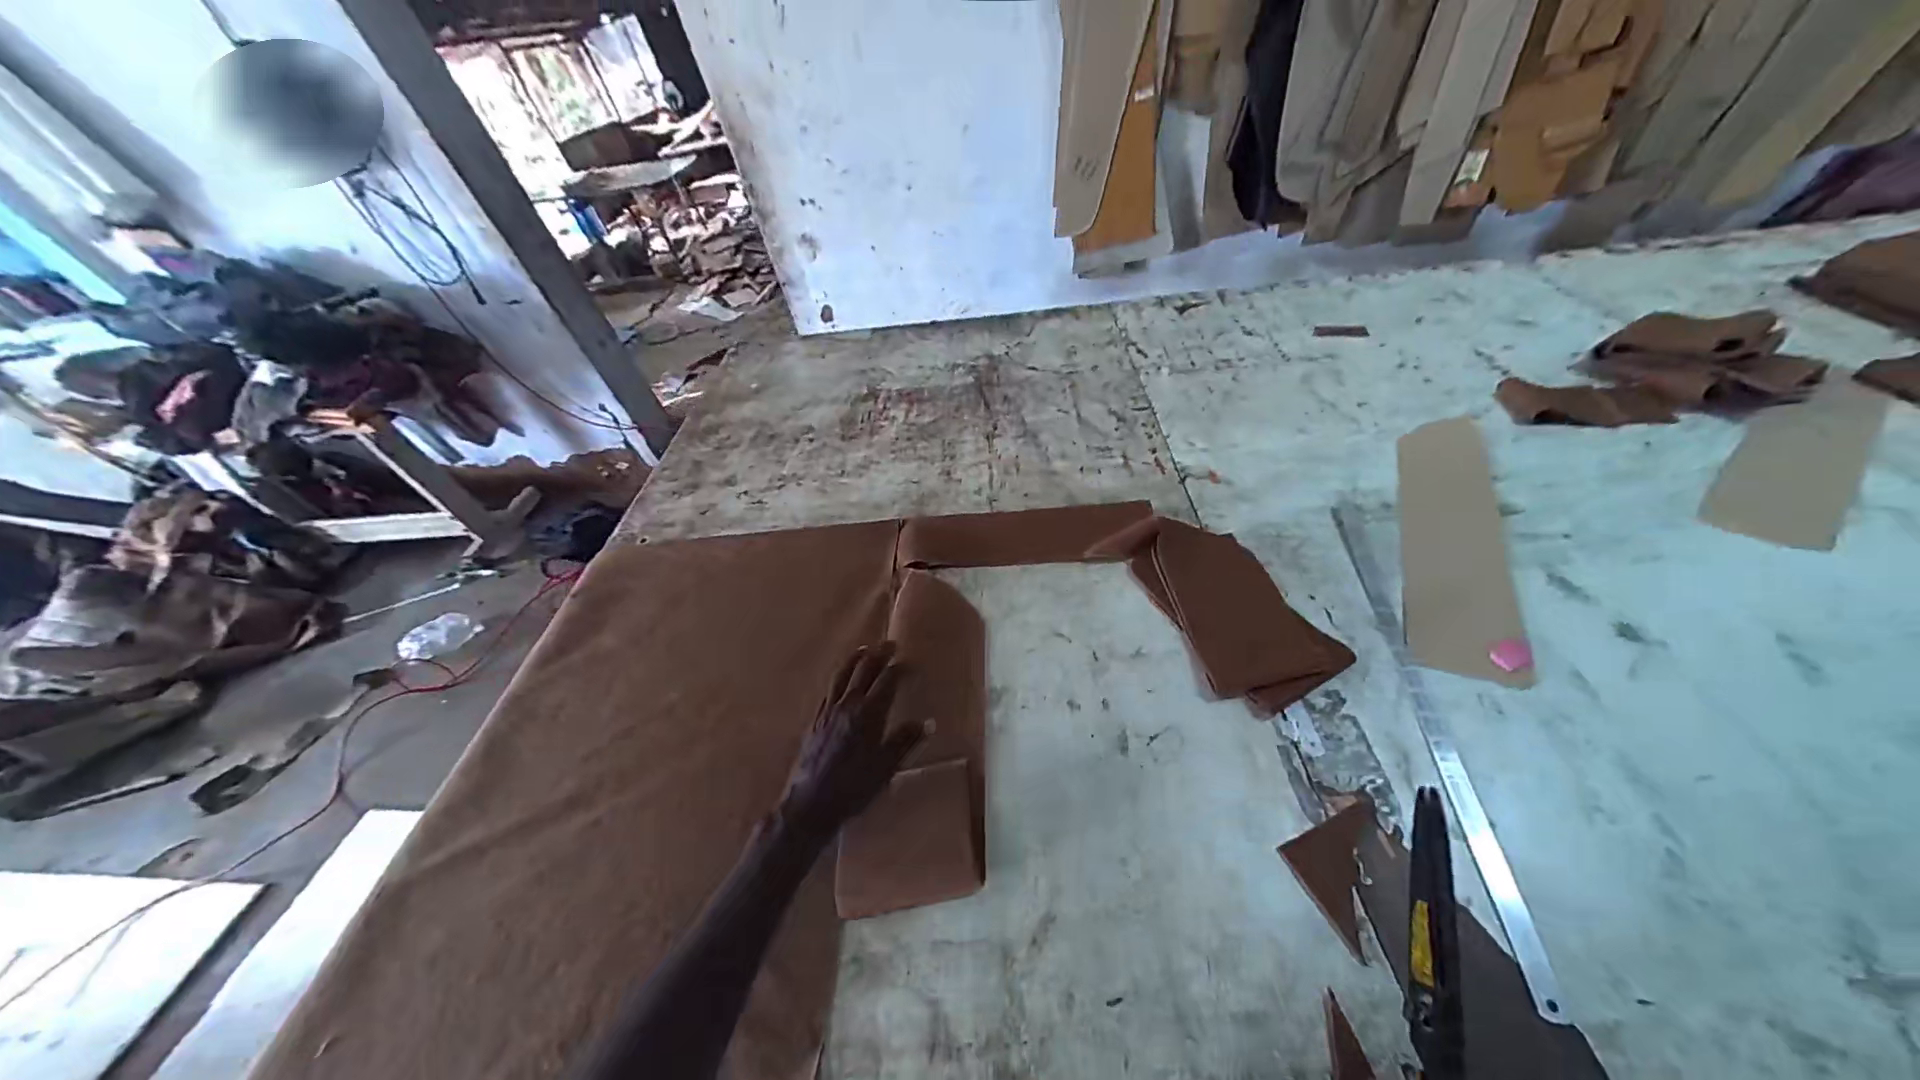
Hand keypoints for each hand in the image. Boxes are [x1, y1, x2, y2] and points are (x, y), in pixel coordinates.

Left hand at [778, 642, 926, 845]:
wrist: (809, 804)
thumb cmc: (853, 788)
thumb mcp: (886, 767)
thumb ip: (905, 741)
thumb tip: (927, 722)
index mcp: (868, 714)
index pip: (887, 682)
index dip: (899, 669)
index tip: (909, 662)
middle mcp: (847, 706)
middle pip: (864, 672)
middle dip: (878, 656)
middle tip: (889, 643)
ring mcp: (828, 712)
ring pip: (842, 676)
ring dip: (854, 660)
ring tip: (864, 649)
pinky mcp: (815, 721)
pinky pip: (828, 690)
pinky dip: (838, 678)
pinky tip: (841, 680)